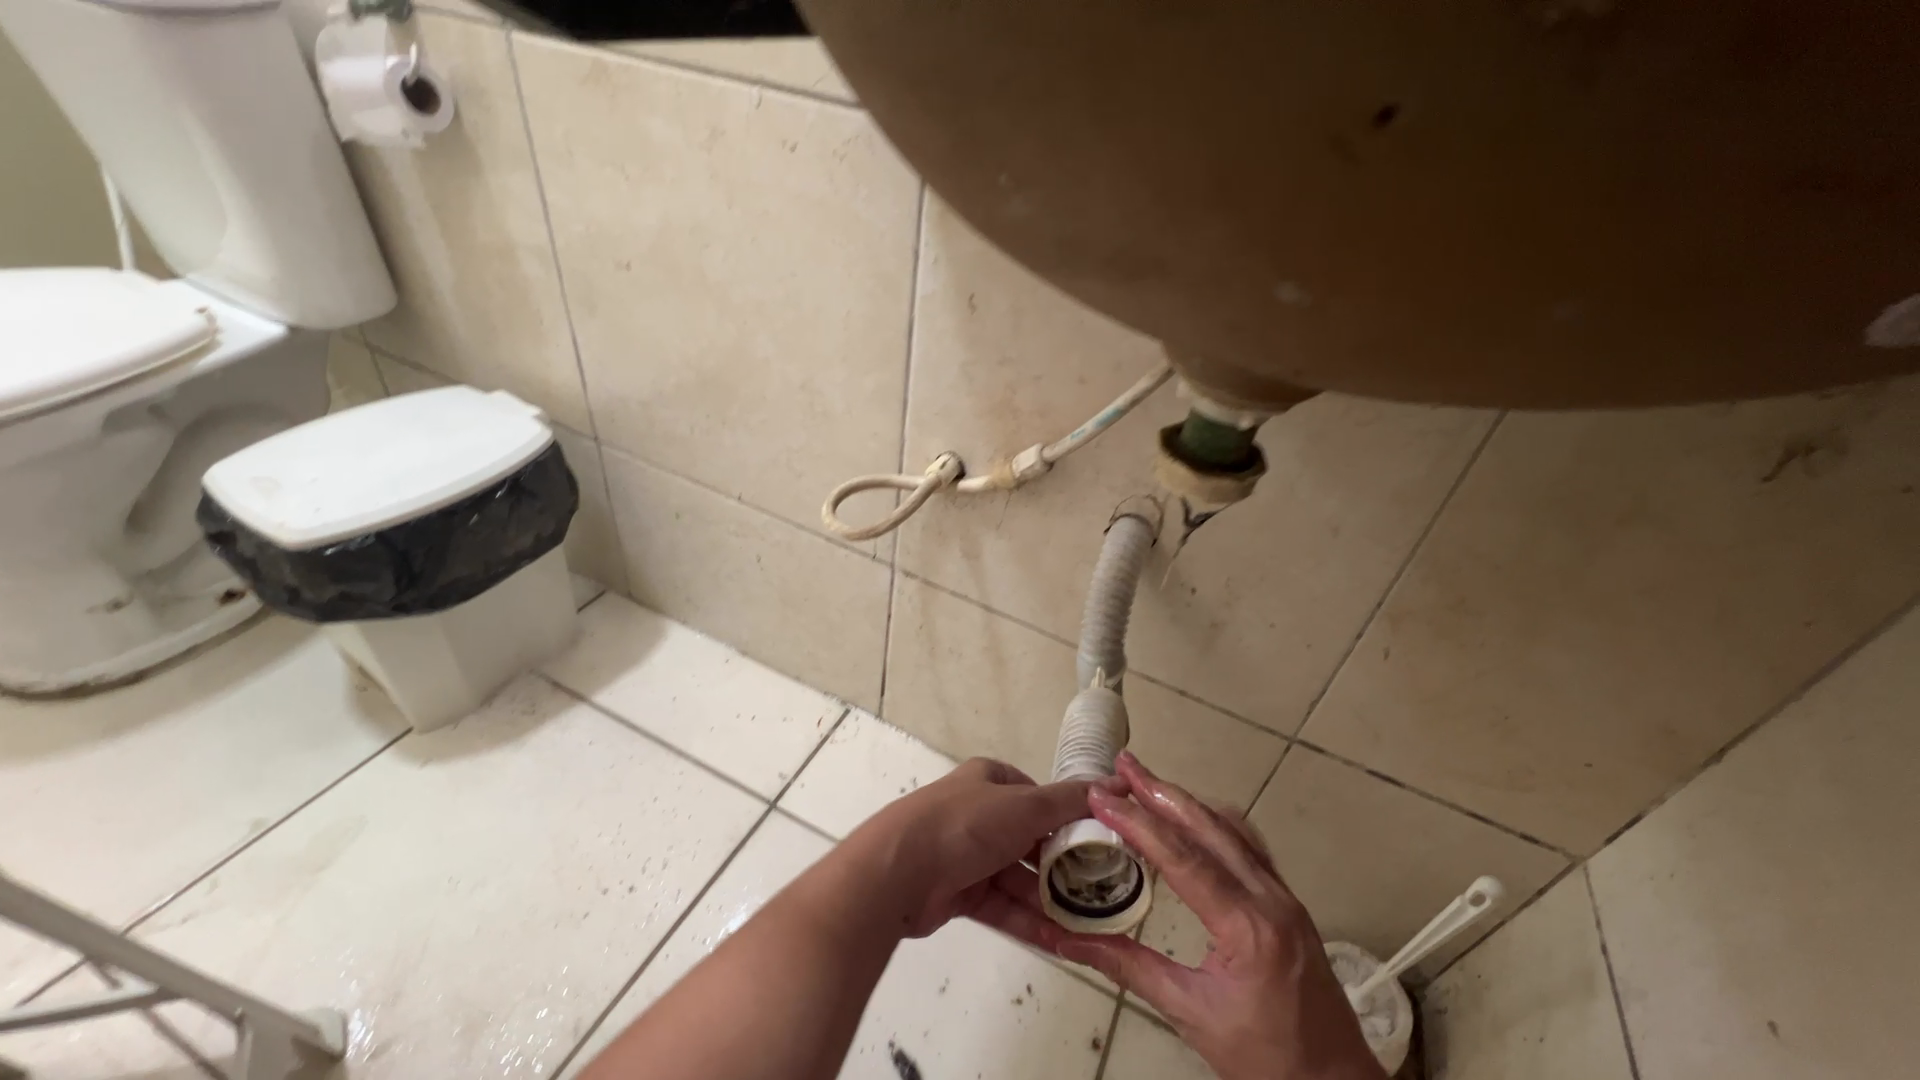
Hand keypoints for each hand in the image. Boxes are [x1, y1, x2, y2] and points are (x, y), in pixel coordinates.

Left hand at [847, 757, 1120, 942]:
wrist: (896, 872)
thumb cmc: (965, 825)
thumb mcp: (1025, 806)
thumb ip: (1072, 800)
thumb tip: (1118, 781)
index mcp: (991, 781)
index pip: (1041, 797)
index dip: (1072, 819)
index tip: (1104, 845)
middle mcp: (980, 813)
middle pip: (1033, 841)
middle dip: (1066, 867)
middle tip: (1105, 893)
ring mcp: (968, 855)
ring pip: (1020, 879)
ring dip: (1053, 902)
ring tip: (1093, 928)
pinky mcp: (959, 893)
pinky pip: (1003, 906)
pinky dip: (1030, 922)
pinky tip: (1065, 944)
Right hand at [1050, 753, 1385, 1079]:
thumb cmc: (1265, 1058)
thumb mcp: (1191, 1014)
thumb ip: (1130, 968)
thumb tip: (1068, 942)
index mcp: (1248, 926)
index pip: (1184, 858)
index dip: (1139, 823)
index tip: (1101, 796)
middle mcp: (1271, 898)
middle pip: (1211, 828)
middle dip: (1163, 792)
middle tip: (1124, 765)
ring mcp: (1284, 896)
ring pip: (1233, 830)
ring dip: (1188, 802)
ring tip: (1148, 782)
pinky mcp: (1288, 901)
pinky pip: (1249, 845)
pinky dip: (1213, 822)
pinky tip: (1192, 817)